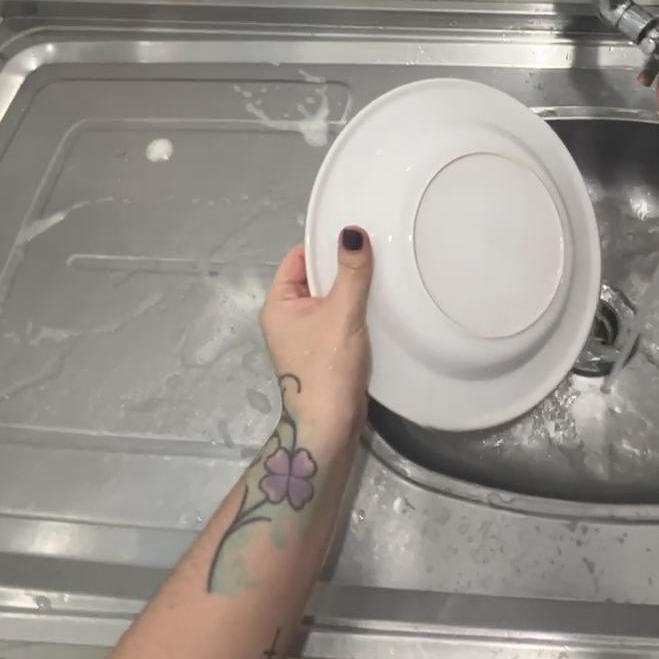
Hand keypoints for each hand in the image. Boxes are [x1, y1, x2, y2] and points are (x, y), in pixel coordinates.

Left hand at [258, 228, 372, 433]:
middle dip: (342, 265)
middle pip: (316, 276)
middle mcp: (287, 316)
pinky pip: (339, 316)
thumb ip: (351, 272)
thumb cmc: (327, 367)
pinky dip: (356, 309)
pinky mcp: (324, 349)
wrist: (330, 425)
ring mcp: (305, 335)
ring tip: (381, 274)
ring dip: (352, 288)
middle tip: (375, 250)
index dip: (324, 244)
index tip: (355, 235)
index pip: (298, 258)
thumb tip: (353, 232)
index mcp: (278, 303)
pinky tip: (378, 305)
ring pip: (331, 297)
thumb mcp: (342, 313)